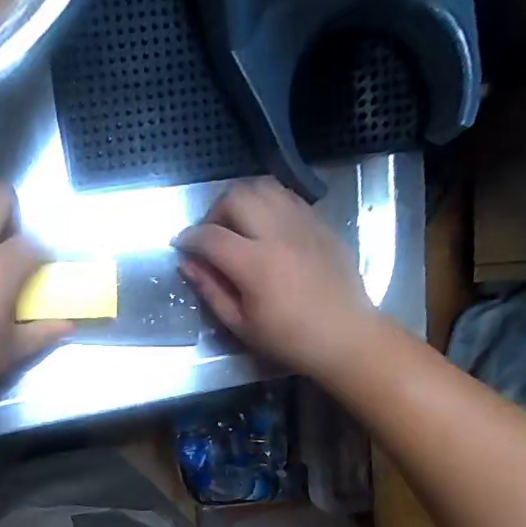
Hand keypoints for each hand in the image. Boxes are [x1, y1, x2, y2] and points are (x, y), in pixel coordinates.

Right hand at [173, 177, 392, 382]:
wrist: (345, 336)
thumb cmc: (289, 339)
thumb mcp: (241, 325)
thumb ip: (211, 290)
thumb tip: (186, 264)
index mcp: (255, 264)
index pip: (210, 236)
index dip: (188, 238)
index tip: (180, 245)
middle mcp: (278, 234)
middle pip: (236, 196)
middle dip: (214, 211)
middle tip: (212, 234)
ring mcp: (303, 224)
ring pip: (264, 187)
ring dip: (243, 200)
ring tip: (239, 224)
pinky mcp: (321, 224)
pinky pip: (289, 197)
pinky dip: (269, 203)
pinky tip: (267, 226)